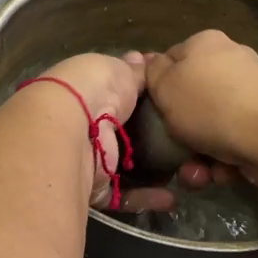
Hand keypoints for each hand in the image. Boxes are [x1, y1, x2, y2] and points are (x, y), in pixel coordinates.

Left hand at [29, 53, 171, 211]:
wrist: (73, 127)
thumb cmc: (96, 88)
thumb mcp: (120, 71)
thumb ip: (135, 73)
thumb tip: (142, 60)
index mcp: (88, 95)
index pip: (116, 99)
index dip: (141, 100)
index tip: (171, 104)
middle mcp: (87, 129)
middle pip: (123, 136)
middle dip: (151, 140)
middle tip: (184, 142)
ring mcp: (90, 160)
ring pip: (125, 169)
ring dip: (153, 173)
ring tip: (184, 172)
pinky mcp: (94, 188)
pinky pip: (122, 195)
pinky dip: (145, 197)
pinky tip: (171, 197)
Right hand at [142, 30, 257, 170]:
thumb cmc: (209, 108)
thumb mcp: (165, 88)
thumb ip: (151, 73)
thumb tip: (150, 61)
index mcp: (204, 44)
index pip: (169, 63)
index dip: (157, 92)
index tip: (151, 117)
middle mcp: (229, 60)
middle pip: (190, 102)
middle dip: (180, 135)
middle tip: (175, 156)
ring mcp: (249, 90)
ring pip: (209, 127)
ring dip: (199, 156)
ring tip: (200, 174)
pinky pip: (231, 139)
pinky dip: (223, 159)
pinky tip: (223, 171)